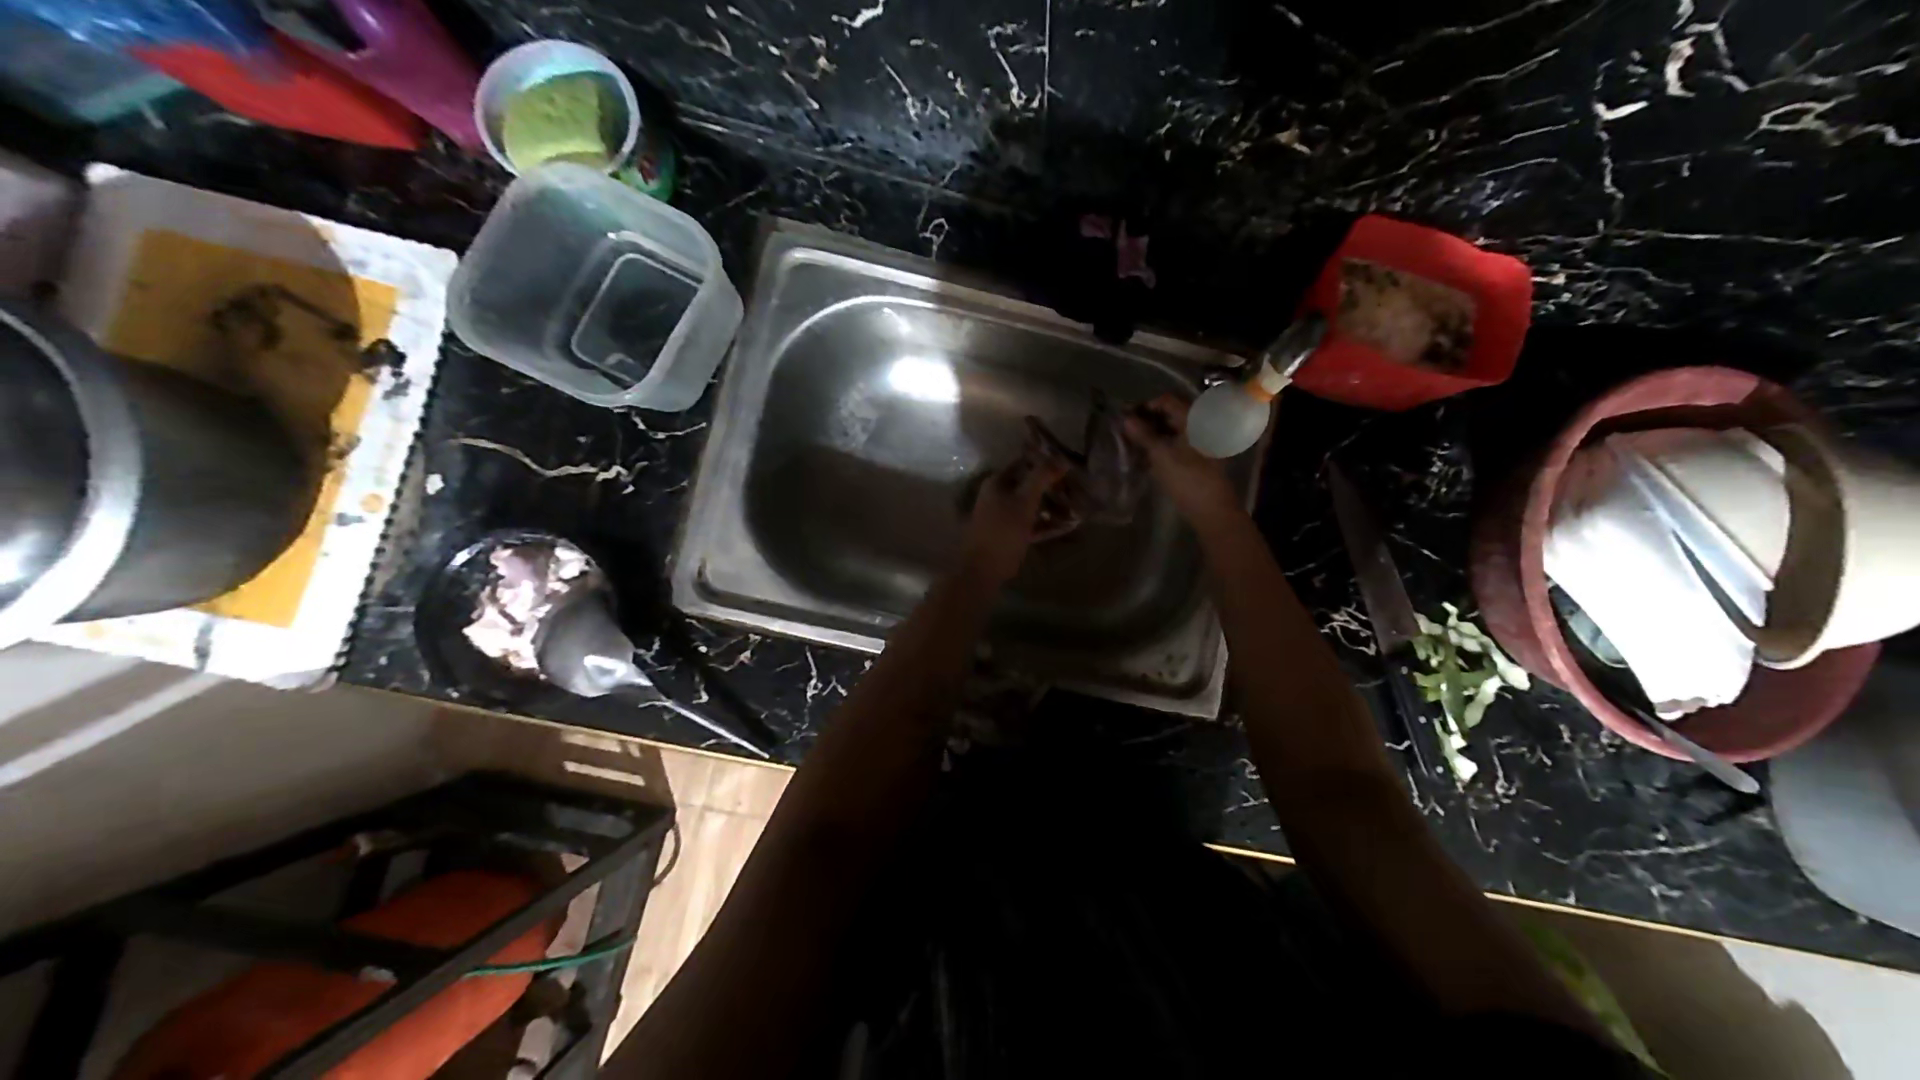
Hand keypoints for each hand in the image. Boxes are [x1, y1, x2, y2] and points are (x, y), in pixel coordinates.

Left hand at [960, 456, 1070, 586]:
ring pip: (1031, 505)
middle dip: (1051, 486)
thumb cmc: (1003, 531)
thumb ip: (1041, 478)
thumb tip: (1061, 458)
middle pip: (1028, 485)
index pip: (1023, 463)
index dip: (1045, 462)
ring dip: (1051, 505)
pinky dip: (1045, 523)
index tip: (1068, 465)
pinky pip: (1031, 523)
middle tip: (1076, 487)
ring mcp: (1003, 516)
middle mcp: (998, 496)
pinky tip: (1066, 526)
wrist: (982, 570)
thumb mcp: (1024, 501)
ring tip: (1075, 506)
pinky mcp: (1009, 534)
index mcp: (997, 483)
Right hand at [1122, 394, 1244, 528]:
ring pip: (1173, 429)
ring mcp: (1201, 440)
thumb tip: (1125, 419)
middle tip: (1126, 431)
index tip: (1126, 417)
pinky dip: (1162, 444)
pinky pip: (1178, 442)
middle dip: (1148, 420)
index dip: (1145, 407)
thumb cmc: (1186, 478)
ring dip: (1154, 433)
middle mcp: (1200, 425)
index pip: (1166, 401)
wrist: (1211, 509)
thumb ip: (1142, 435)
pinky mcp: (1199, 455)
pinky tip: (1147, 454)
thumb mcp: (1160, 455)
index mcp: (1194, 419)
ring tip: (1133, 443)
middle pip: (1170, 414)